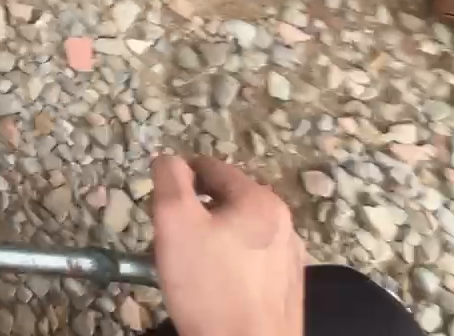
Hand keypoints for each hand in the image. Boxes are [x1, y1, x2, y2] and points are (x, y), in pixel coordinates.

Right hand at [149, 153, 304, 335]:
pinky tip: (214, 288)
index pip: (209, 167)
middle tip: (174, 238)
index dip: (178, 180)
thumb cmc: (208, 284)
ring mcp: (290, 262)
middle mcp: (284, 226)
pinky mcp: (287, 293)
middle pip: (223, 200)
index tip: (163, 208)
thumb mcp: (173, 216)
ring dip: (210, 238)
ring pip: (236, 231)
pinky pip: (249, 262)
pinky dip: (228, 265)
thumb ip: (169, 175)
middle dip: (194, 212)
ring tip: (191, 266)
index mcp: (261, 201)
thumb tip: (171, 160)